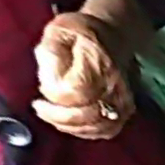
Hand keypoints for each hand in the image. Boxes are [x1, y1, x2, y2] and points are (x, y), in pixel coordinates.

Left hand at [33, 11, 133, 139]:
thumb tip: (49, 84)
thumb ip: (51, 56)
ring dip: (72, 127)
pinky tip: (70, 124)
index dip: (57, 96)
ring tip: (52, 116)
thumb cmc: (81, 33)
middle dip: (61, 116)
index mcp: (99, 64)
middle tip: (40, 107)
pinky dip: (87, 132)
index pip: (79, 91)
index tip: (41, 91)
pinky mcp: (124, 112)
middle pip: (91, 114)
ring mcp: (123, 103)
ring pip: (100, 127)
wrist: (113, 37)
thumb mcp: (57, 32)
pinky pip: (107, 130)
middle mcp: (116, 88)